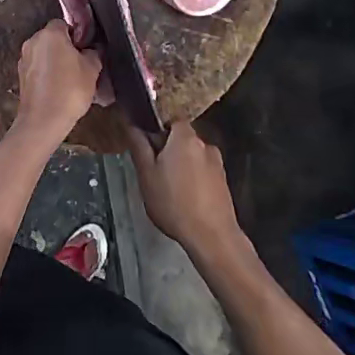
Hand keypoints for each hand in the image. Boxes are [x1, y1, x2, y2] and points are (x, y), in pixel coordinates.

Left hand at [12, 20, 102, 143]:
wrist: (44, 120)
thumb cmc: (70, 90)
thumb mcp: (92, 69)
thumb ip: (93, 54)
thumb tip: (90, 51)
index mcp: (50, 34)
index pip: (64, 24)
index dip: (77, 35)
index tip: (86, 49)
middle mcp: (33, 42)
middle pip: (52, 39)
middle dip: (66, 48)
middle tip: (82, 64)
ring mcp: (24, 60)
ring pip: (44, 54)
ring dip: (56, 61)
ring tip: (71, 79)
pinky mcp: (21, 77)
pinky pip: (38, 69)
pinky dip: (47, 74)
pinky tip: (59, 88)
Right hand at [125, 122, 245, 255]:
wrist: (210, 234)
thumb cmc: (173, 203)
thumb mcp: (146, 174)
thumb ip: (139, 145)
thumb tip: (131, 123)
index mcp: (185, 137)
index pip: (170, 120)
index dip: (156, 131)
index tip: (145, 148)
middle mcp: (205, 144)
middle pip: (181, 139)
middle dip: (167, 151)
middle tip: (153, 173)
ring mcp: (217, 163)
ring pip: (192, 157)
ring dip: (180, 166)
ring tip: (168, 190)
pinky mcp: (222, 180)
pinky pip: (202, 172)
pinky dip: (192, 179)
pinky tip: (184, 198)